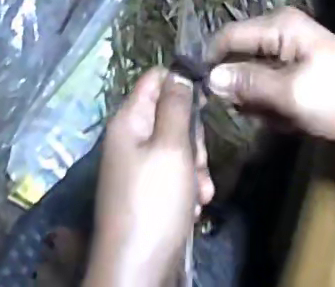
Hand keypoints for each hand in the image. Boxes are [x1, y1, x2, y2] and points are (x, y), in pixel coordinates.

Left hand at [85, 69, 214, 286]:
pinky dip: (188, 186)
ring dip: (196, 164)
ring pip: (178, 146)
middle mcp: (130, 140)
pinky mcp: (147, 194)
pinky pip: (174, 175)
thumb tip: (180, 69)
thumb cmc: (154, 203)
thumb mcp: (171, 147)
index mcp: (128, 121)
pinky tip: (195, 205)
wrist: (136, 275)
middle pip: (171, 113)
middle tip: (198, 157)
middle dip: (193, 134)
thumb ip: (176, 105)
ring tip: (199, 189)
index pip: (156, 78)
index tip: (206, 99)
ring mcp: (138, 168)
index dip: (182, 82)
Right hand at [205, 8, 334, 141]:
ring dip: (261, 102)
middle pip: (239, 58)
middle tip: (261, 113)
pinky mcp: (296, 69)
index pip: (228, 37)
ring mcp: (289, 49)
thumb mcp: (289, 95)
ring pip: (253, 78)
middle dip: (244, 91)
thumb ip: (248, 85)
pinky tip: (292, 119)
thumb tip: (210, 78)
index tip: (201, 96)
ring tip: (282, 117)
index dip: (212, 63)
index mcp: (278, 26)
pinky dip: (274, 106)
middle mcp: (280, 30)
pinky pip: (269, 87)